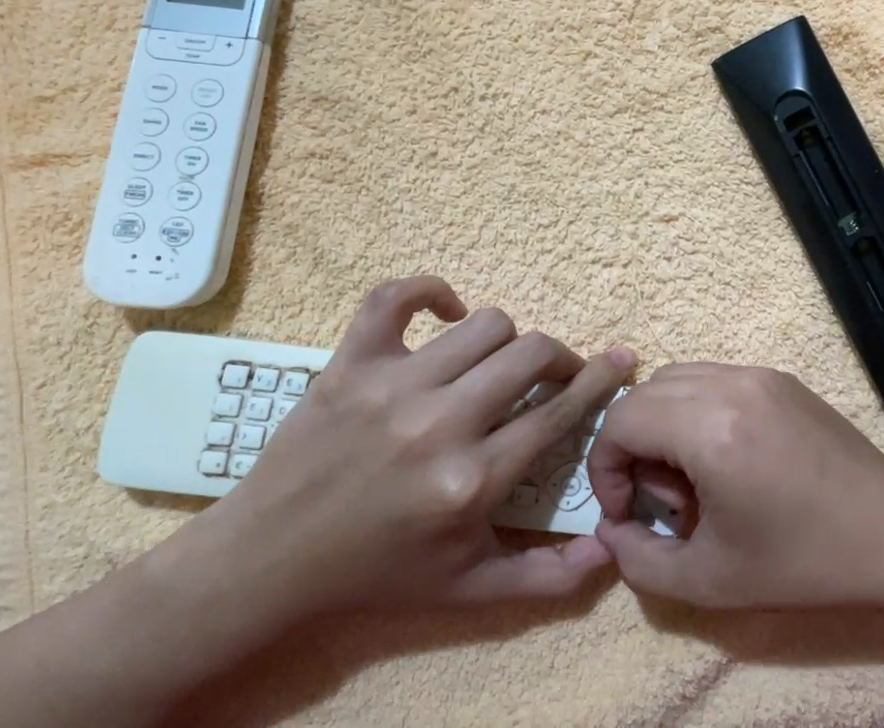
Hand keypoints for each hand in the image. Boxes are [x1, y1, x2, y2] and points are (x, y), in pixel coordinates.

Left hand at [150, 276, 632, 626]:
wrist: (261, 568)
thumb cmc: (375, 576)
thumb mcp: (469, 591)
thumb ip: (546, 577)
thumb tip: (610, 551)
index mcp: (472, 480)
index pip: (560, 411)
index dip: (601, 380)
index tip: (622, 360)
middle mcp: (440, 424)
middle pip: (532, 353)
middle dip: (560, 359)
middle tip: (555, 376)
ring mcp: (391, 387)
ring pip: (485, 323)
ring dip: (506, 340)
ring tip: (497, 364)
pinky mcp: (348, 364)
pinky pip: (394, 297)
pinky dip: (428, 292)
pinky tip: (444, 313)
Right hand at [587, 362, 883, 608]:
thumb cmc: (800, 562)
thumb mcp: (707, 580)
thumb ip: (639, 559)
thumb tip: (613, 528)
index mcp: (712, 429)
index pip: (621, 420)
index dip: (604, 468)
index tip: (627, 513)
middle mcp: (734, 386)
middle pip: (645, 394)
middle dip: (634, 447)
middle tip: (666, 502)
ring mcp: (762, 375)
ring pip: (679, 380)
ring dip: (665, 426)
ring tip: (696, 482)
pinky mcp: (783, 379)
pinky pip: (716, 381)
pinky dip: (698, 413)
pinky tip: (728, 461)